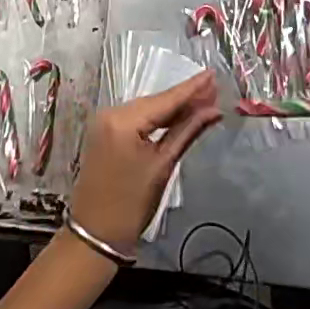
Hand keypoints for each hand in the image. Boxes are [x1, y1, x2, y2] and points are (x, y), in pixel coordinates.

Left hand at [68, 71, 221, 252]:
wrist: (95, 233)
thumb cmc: (131, 204)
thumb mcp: (163, 166)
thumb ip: (187, 132)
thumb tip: (213, 110)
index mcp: (123, 120)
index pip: (164, 100)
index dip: (191, 88)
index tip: (212, 74)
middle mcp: (111, 113)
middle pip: (155, 101)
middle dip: (184, 97)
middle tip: (214, 89)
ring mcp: (105, 122)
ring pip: (146, 109)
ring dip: (172, 107)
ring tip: (203, 99)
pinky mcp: (105, 132)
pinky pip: (136, 118)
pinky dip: (157, 117)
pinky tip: (177, 115)